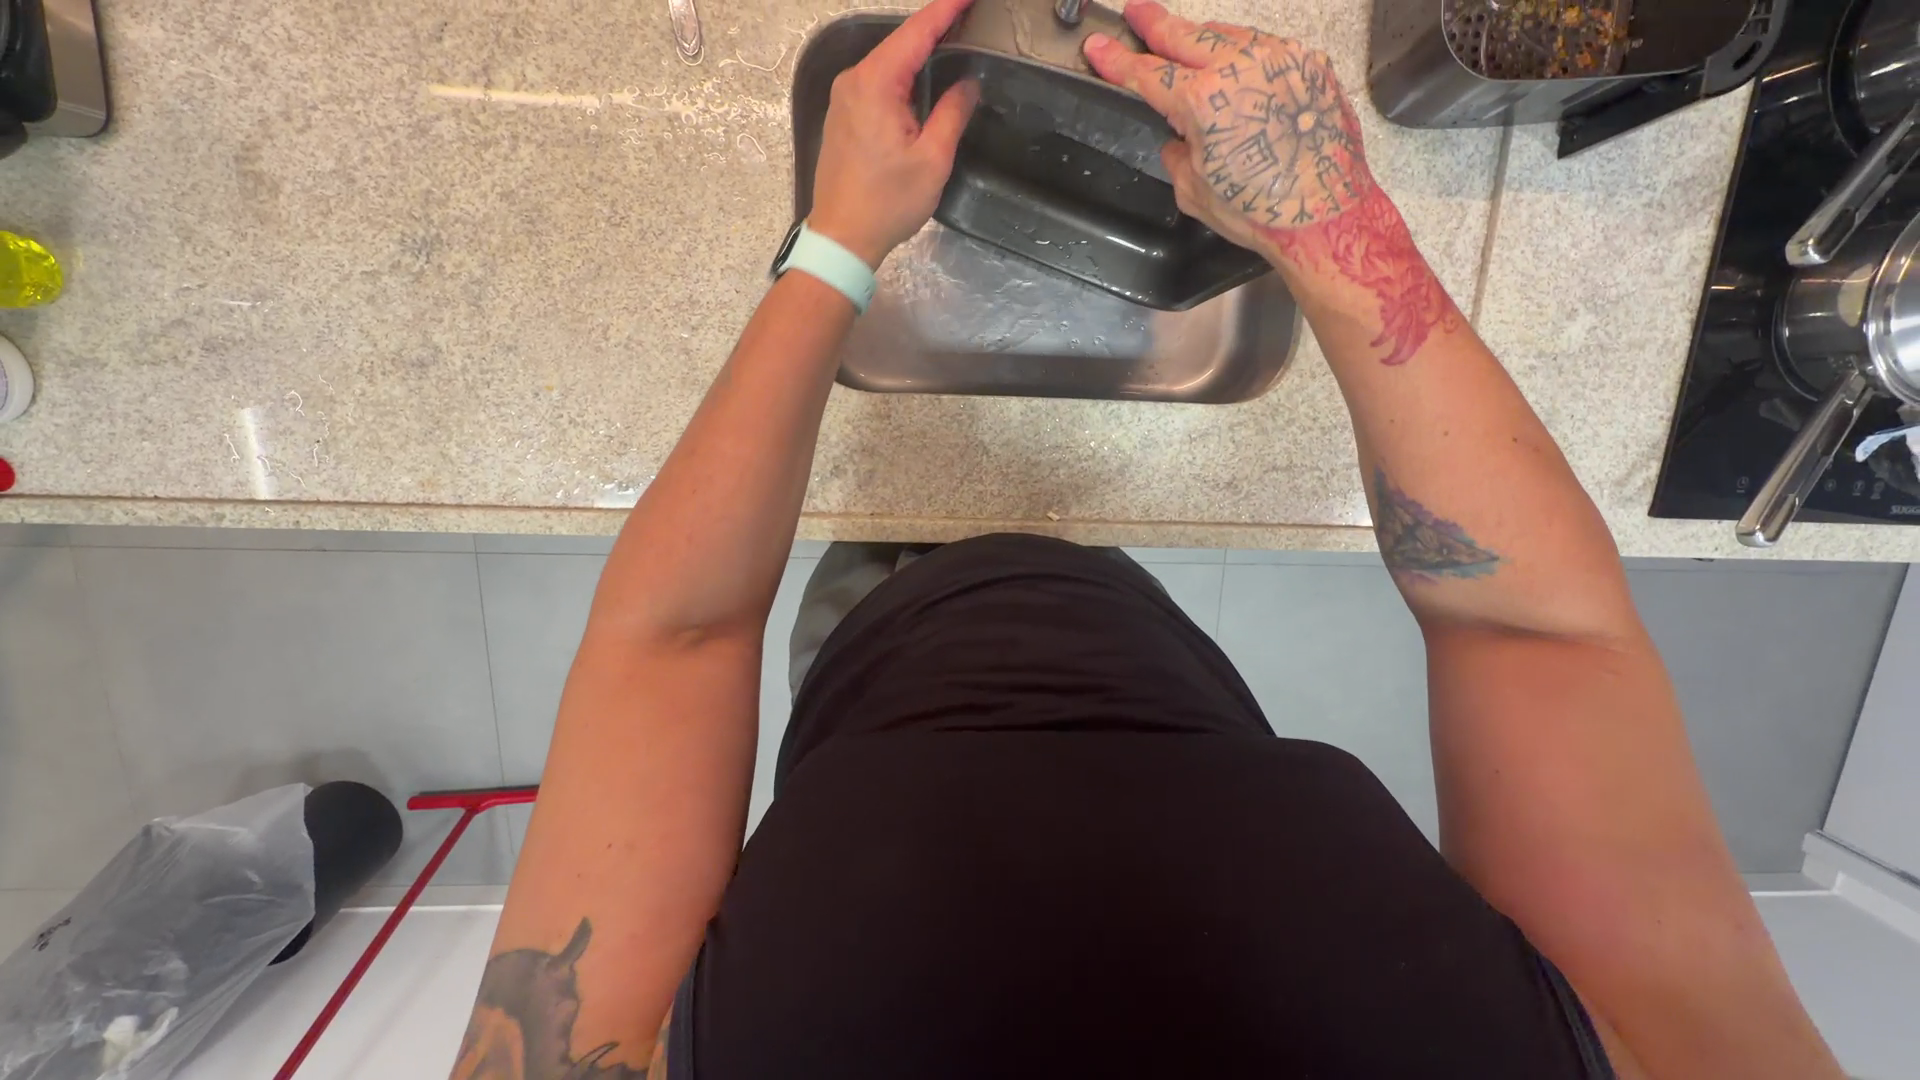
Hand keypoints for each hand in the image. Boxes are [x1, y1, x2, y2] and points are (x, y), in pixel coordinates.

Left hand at [808, 0, 979, 267]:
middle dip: (935, 30)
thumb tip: (968, 84)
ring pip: (889, 66)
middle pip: (901, 44)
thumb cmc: (886, 205)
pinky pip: (877, 86)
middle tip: (967, 20)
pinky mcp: (843, 118)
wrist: (842, 238)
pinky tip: (923, 84)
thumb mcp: (932, 160)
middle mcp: (853, 82)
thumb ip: (953, 114)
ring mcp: (844, 100)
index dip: (947, 9)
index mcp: (875, 84)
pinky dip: (902, 79)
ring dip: (919, 58)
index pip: (917, 32)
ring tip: (953, 46)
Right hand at [1083, 1, 1373, 256]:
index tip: (1099, 47)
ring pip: (1227, 36)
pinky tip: (1231, 65)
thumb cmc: (1262, 210)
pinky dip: (1240, 54)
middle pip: (1186, 36)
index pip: (1148, 73)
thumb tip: (1179, 142)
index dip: (1118, 61)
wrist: (1325, 214)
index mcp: (1202, 101)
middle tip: (1136, 11)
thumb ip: (1179, 157)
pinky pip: (1264, 49)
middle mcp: (1240, 68)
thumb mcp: (1196, 192)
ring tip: (1183, 41)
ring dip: (1200, 38)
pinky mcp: (1307, 66)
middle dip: (1156, 24)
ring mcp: (1278, 60)